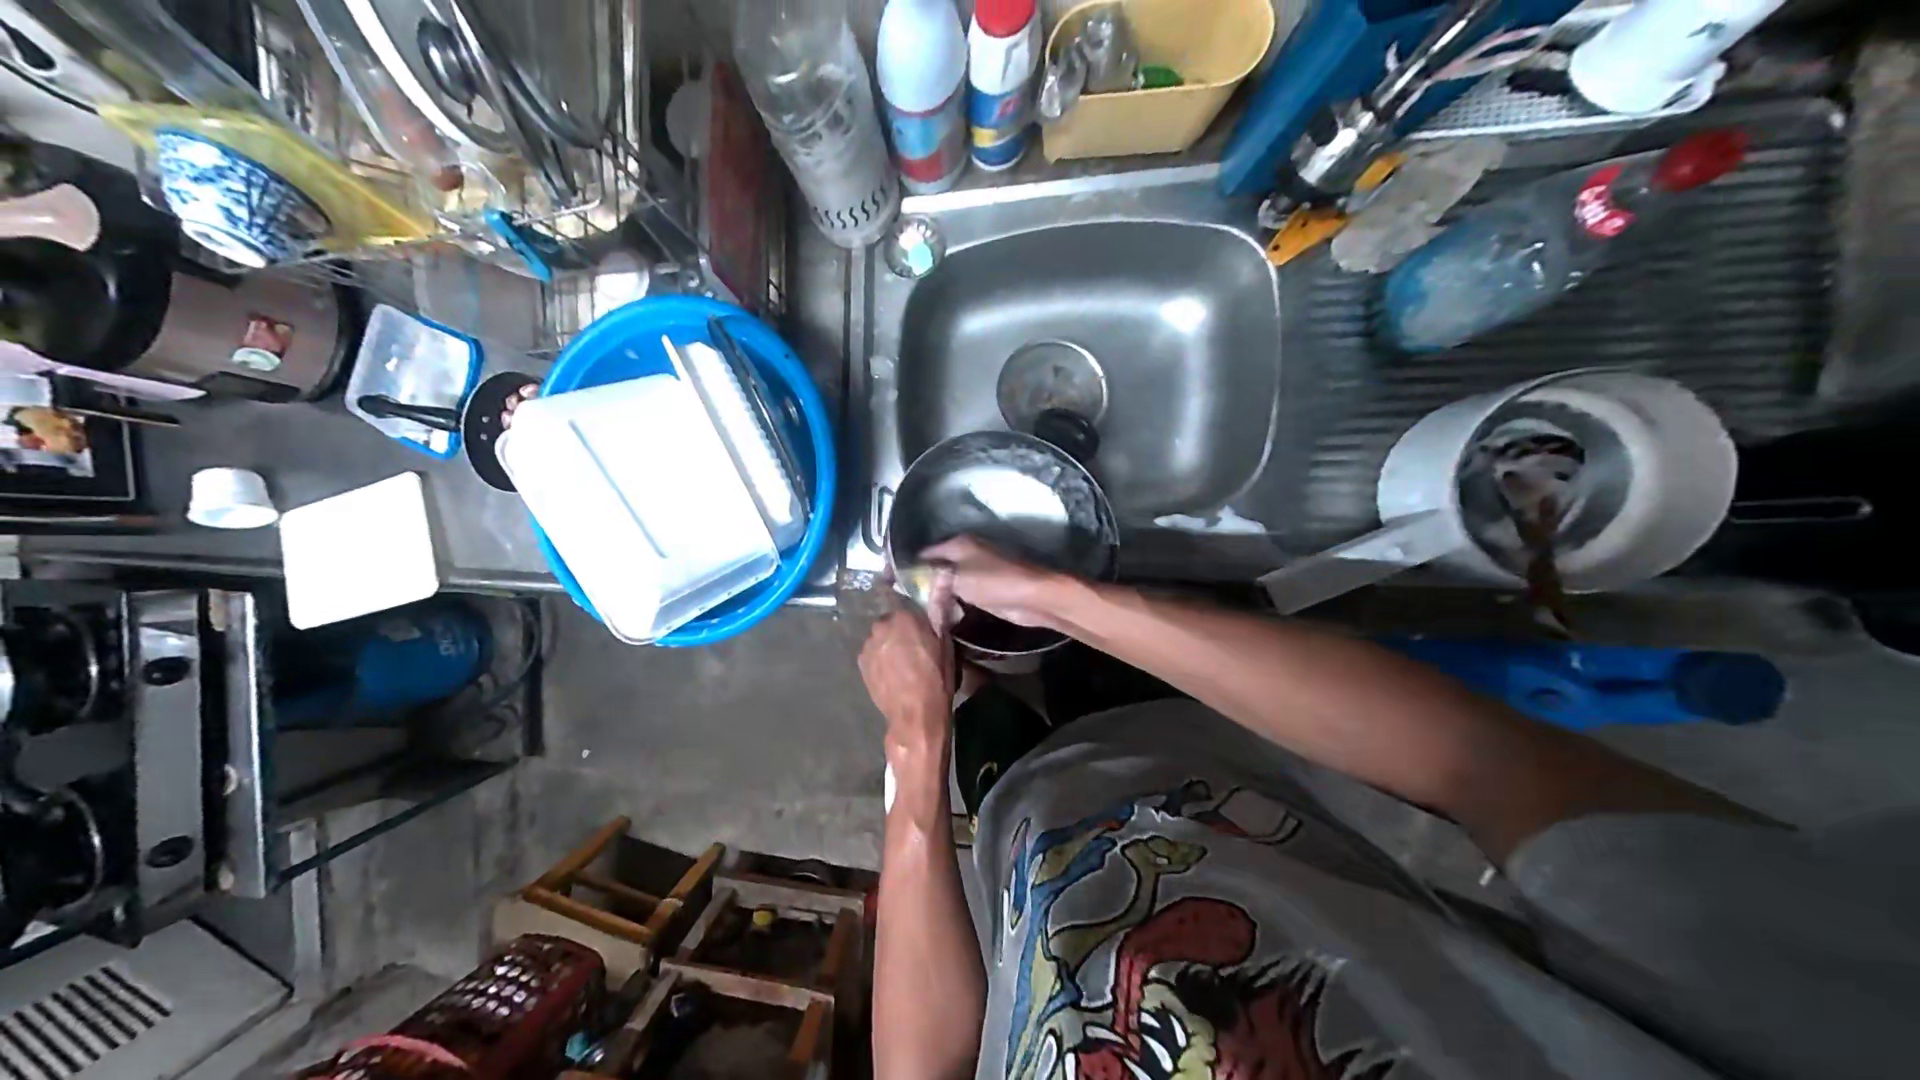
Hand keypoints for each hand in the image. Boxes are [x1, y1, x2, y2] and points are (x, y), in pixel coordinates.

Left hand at [859, 605, 952, 769]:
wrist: (915, 714)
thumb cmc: (936, 676)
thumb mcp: (944, 641)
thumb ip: (940, 604)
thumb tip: (943, 572)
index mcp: (901, 616)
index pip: (906, 605)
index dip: (916, 618)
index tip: (924, 629)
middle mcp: (879, 625)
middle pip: (892, 621)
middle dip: (902, 631)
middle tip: (918, 648)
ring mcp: (867, 645)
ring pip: (881, 638)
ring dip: (890, 645)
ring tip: (905, 664)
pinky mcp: (861, 663)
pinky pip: (873, 653)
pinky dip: (881, 658)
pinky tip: (894, 673)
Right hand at [919, 536, 1071, 628]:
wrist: (1033, 597)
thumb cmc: (994, 582)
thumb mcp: (955, 578)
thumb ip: (931, 578)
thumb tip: (912, 580)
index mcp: (956, 544)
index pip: (922, 554)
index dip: (905, 567)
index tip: (889, 584)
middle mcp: (964, 554)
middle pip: (933, 570)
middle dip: (920, 586)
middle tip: (904, 606)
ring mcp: (975, 572)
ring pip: (945, 585)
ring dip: (935, 599)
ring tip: (921, 615)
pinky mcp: (984, 590)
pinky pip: (958, 597)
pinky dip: (949, 606)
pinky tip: (942, 618)